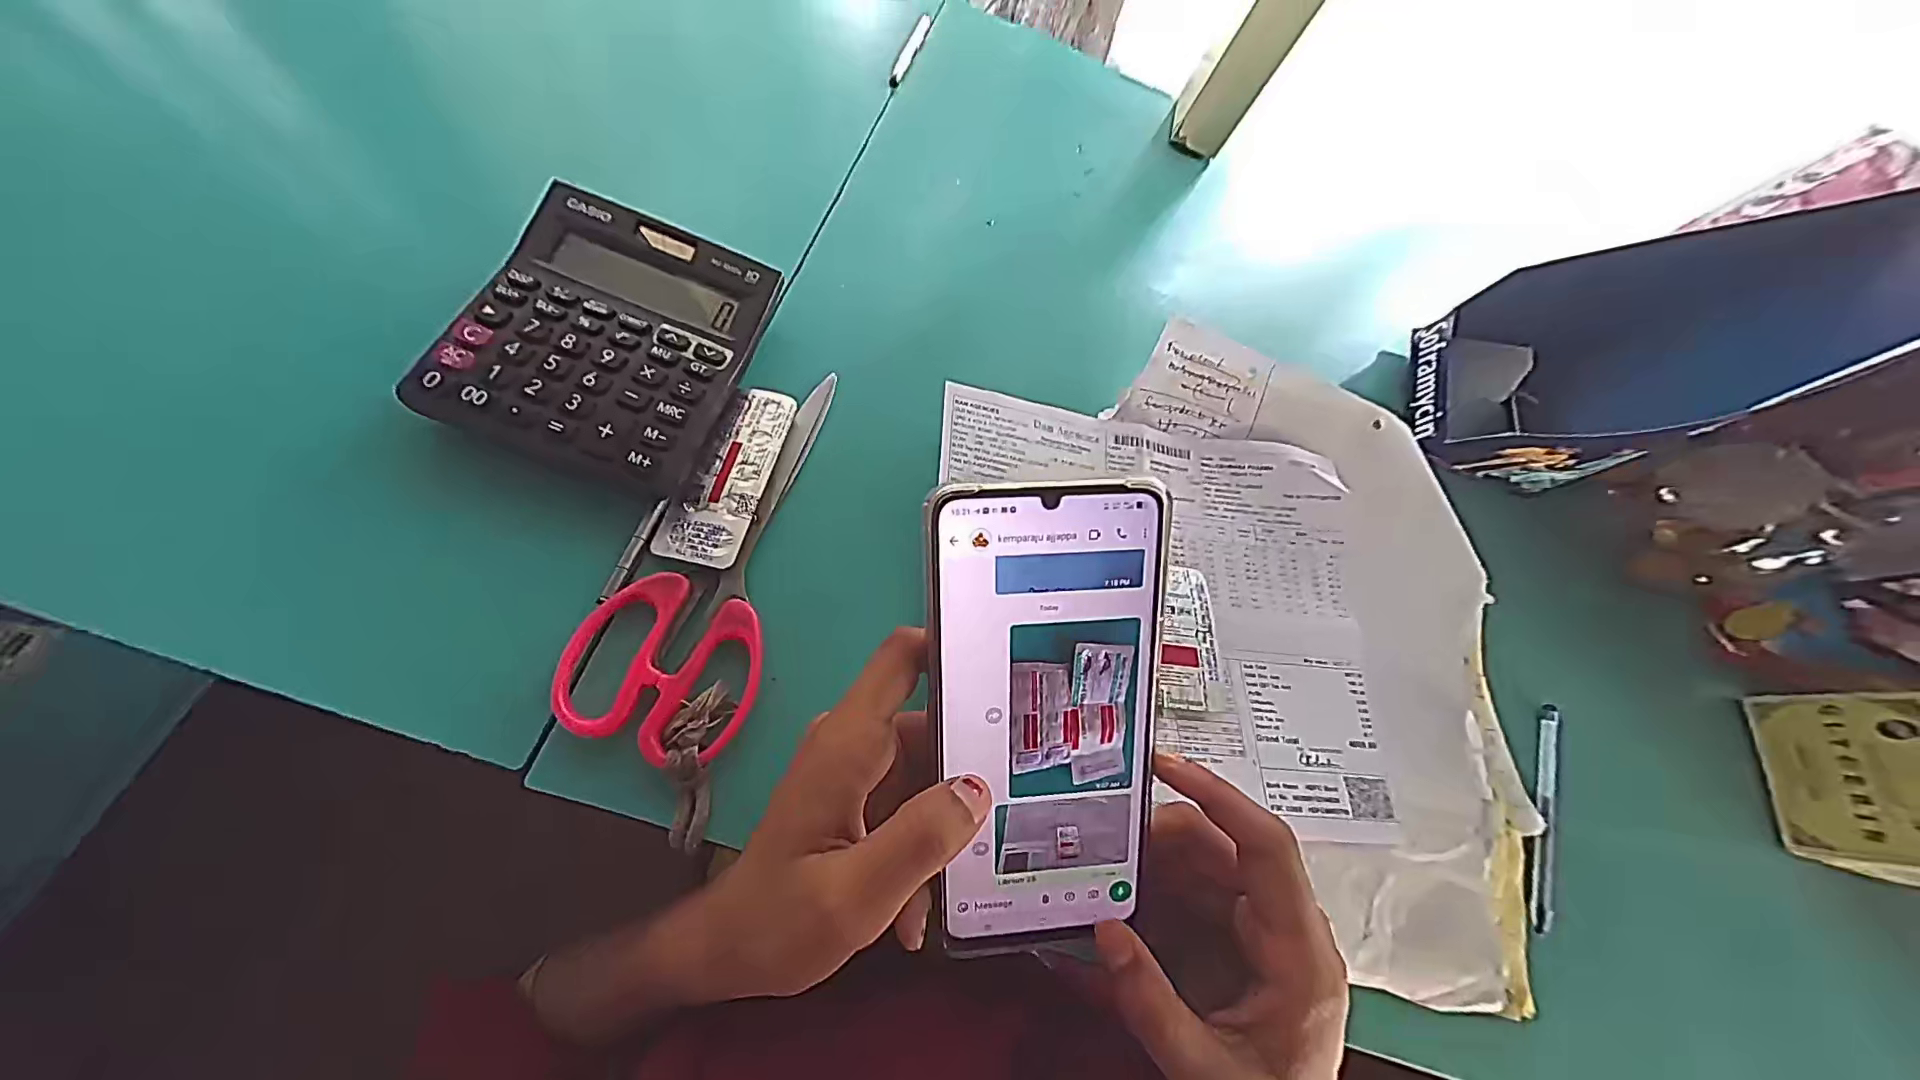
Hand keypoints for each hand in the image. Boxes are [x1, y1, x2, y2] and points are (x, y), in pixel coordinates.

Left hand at [527, 627, 990, 1040]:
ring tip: (933, 895)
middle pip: (933, 726)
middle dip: (964, 779)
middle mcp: (853, 741)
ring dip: (939, 829)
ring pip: (929, 772)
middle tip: (991, 833)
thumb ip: (919, 840)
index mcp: (848, 743)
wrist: (726, 953)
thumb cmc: (778, 923)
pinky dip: (920, 845)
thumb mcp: (854, 896)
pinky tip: (912, 905)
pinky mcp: (858, 795)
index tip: (1006, 679)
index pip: (902, 659)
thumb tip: (976, 790)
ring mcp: (856, 768)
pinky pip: (912, 800)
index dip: (952, 652)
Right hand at [1092, 752, 1348, 1079]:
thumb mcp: (1203, 1070)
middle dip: (1155, 839)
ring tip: (1104, 881)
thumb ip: (1149, 1005)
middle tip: (1103, 847)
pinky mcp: (1235, 935)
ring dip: (1147, 865)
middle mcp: (1283, 927)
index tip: (1166, 766)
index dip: (1217, 795)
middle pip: (1218, 848)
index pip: (1266, 845)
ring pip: (1197, 863)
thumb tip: (1105, 931)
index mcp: (1299, 953)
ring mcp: (1258, 928)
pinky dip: (1149, 890)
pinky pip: (1188, 889)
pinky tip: (1119, 909)